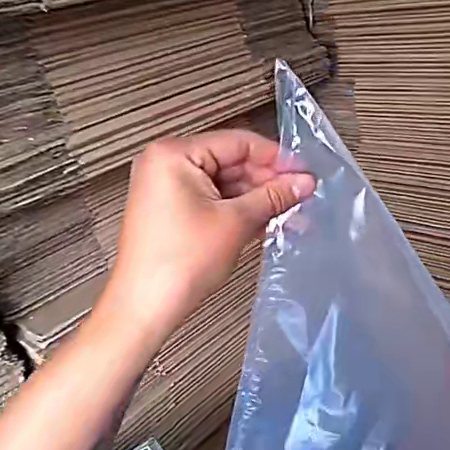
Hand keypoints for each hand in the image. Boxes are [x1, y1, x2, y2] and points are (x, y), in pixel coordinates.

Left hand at [98, 131, 313, 345]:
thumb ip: (273, 196)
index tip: (304, 172)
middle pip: (232, 162)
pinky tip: (270, 221)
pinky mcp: (173, 211)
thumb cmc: (178, 263)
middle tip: (302, 194)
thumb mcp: (236, 222)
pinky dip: (241, 210)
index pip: (238, 142)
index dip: (276, 158)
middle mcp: (166, 164)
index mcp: (174, 154)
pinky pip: (215, 200)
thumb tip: (303, 182)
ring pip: (227, 184)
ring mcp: (168, 188)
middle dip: (269, 181)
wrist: (146, 307)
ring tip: (293, 212)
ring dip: (259, 198)